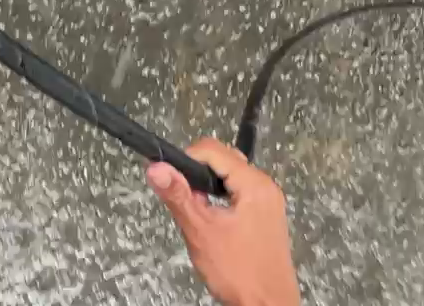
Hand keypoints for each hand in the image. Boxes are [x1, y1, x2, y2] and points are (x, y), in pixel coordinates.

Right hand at [147, 141, 300, 305]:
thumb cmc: (238, 272)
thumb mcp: (200, 231)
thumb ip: (177, 195)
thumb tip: (154, 166)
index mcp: (254, 185)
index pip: (211, 150)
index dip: (186, 160)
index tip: (173, 181)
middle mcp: (265, 187)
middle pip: (221, 157)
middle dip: (197, 172)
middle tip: (188, 199)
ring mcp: (269, 201)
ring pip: (228, 172)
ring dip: (207, 184)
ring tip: (199, 210)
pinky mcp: (266, 214)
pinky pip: (237, 188)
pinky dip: (219, 194)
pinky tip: (212, 216)